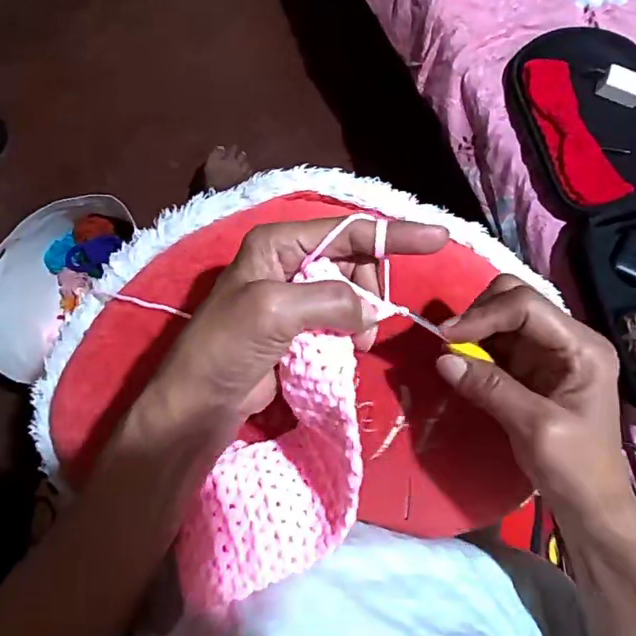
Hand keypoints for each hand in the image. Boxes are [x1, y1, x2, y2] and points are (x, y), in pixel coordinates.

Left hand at [122, 216, 448, 458]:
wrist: (198, 404)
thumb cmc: (226, 348)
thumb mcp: (275, 310)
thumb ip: (331, 298)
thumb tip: (369, 310)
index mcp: (278, 243)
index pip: (348, 230)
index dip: (393, 234)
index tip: (438, 239)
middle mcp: (287, 262)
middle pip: (354, 260)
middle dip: (371, 286)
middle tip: (369, 322)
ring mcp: (293, 296)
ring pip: (352, 293)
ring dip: (362, 315)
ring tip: (354, 343)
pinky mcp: (298, 328)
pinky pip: (341, 319)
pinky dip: (353, 332)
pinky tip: (348, 350)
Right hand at [435, 276, 631, 517]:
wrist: (591, 507)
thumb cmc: (576, 468)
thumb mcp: (535, 428)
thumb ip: (491, 388)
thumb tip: (443, 358)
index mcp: (583, 346)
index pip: (527, 306)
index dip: (484, 314)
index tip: (446, 336)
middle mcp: (567, 339)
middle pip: (516, 299)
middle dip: (479, 314)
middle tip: (449, 342)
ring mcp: (548, 353)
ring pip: (502, 317)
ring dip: (473, 329)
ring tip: (449, 352)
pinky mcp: (529, 369)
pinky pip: (496, 343)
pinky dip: (474, 346)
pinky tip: (459, 361)